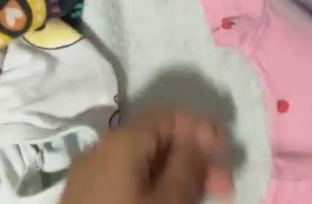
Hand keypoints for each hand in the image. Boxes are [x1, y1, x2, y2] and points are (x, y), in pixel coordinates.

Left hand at [62, 107, 234, 203]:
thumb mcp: (169, 201)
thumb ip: (190, 163)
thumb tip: (200, 137)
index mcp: (121, 141)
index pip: (170, 115)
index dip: (202, 130)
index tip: (225, 156)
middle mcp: (100, 151)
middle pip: (156, 141)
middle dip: (192, 159)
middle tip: (222, 186)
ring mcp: (86, 180)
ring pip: (141, 165)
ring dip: (174, 177)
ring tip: (199, 199)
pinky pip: (124, 184)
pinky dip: (150, 190)